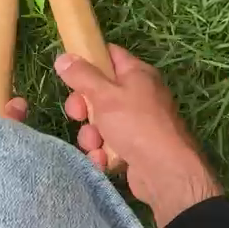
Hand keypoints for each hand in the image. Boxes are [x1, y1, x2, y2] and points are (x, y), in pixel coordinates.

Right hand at [55, 45, 222, 226]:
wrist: (165, 172)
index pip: (109, 55)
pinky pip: (108, 144)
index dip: (89, 59)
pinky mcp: (132, 148)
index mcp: (137, 74)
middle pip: (98, 92)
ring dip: (91, 135)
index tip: (69, 71)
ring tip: (97, 144)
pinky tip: (104, 160)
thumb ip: (82, 75)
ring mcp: (136, 123)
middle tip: (79, 114)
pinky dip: (103, 152)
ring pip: (100, 122)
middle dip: (83, 107)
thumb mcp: (105, 95)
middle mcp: (138, 95)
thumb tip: (63, 58)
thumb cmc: (136, 124)